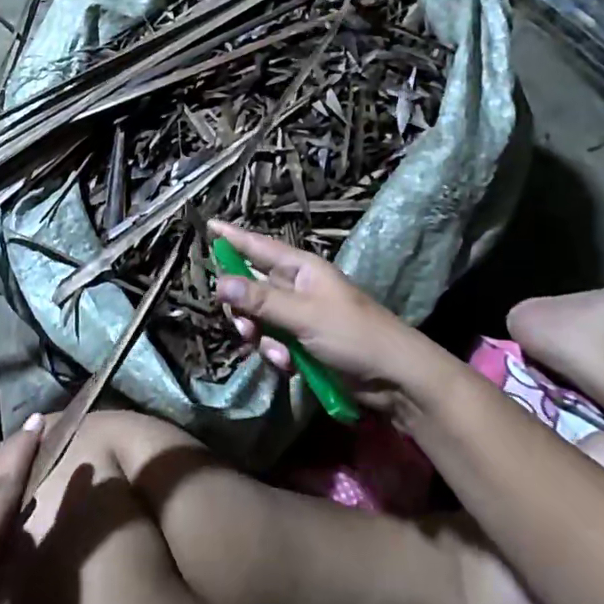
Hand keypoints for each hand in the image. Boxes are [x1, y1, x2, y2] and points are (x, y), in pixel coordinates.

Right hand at [208, 219, 418, 412]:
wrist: (394, 379)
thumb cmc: (353, 335)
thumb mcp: (303, 315)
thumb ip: (260, 300)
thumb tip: (219, 283)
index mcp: (301, 269)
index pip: (258, 246)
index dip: (233, 237)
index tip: (208, 225)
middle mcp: (297, 287)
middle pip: (250, 288)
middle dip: (243, 309)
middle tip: (245, 327)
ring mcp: (299, 315)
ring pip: (258, 318)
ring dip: (261, 337)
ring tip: (277, 354)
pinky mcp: (303, 342)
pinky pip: (272, 341)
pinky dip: (275, 353)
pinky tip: (289, 366)